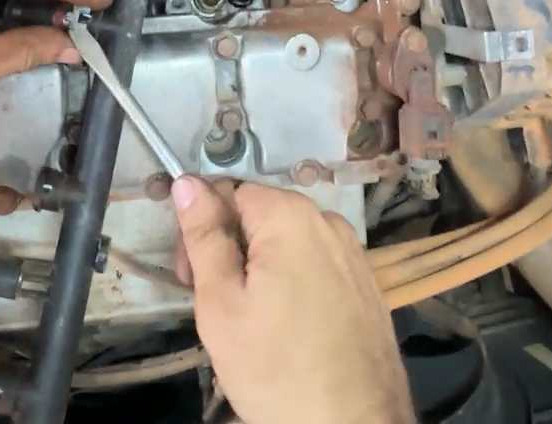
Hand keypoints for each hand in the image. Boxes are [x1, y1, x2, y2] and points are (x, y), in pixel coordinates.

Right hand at [172, 177, 412, 423]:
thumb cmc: (277, 369)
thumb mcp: (222, 303)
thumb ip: (203, 236)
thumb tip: (186, 181)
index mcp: (289, 215)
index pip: (228, 191)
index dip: (201, 228)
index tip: (190, 275)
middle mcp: (326, 219)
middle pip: (259, 215)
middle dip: (229, 248)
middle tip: (216, 304)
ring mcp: (351, 251)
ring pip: (286, 241)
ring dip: (260, 267)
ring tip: (251, 321)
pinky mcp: (365, 282)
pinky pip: (315, 263)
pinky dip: (293, 282)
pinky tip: (285, 325)